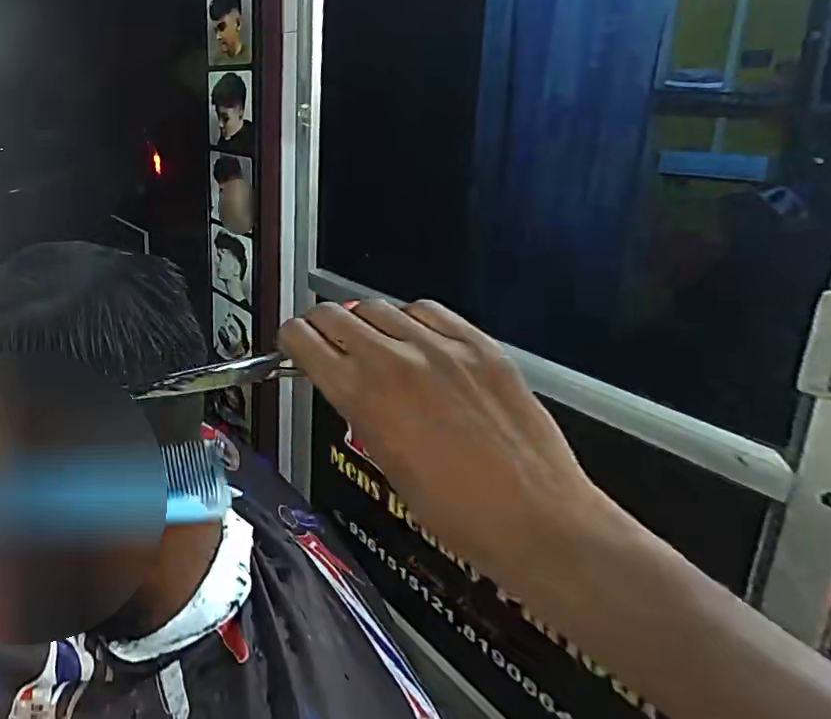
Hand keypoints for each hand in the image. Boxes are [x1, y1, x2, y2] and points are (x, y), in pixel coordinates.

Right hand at [278, 299, 617, 579]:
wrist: (538, 524)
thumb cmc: (459, 509)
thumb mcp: (378, 455)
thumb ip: (352, 403)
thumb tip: (340, 378)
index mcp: (359, 392)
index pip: (301, 335)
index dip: (292, 339)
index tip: (296, 344)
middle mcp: (393, 361)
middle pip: (331, 312)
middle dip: (320, 327)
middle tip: (327, 342)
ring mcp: (440, 349)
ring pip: (375, 306)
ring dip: (365, 322)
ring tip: (376, 344)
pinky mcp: (479, 348)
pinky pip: (428, 310)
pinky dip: (412, 319)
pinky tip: (417, 340)